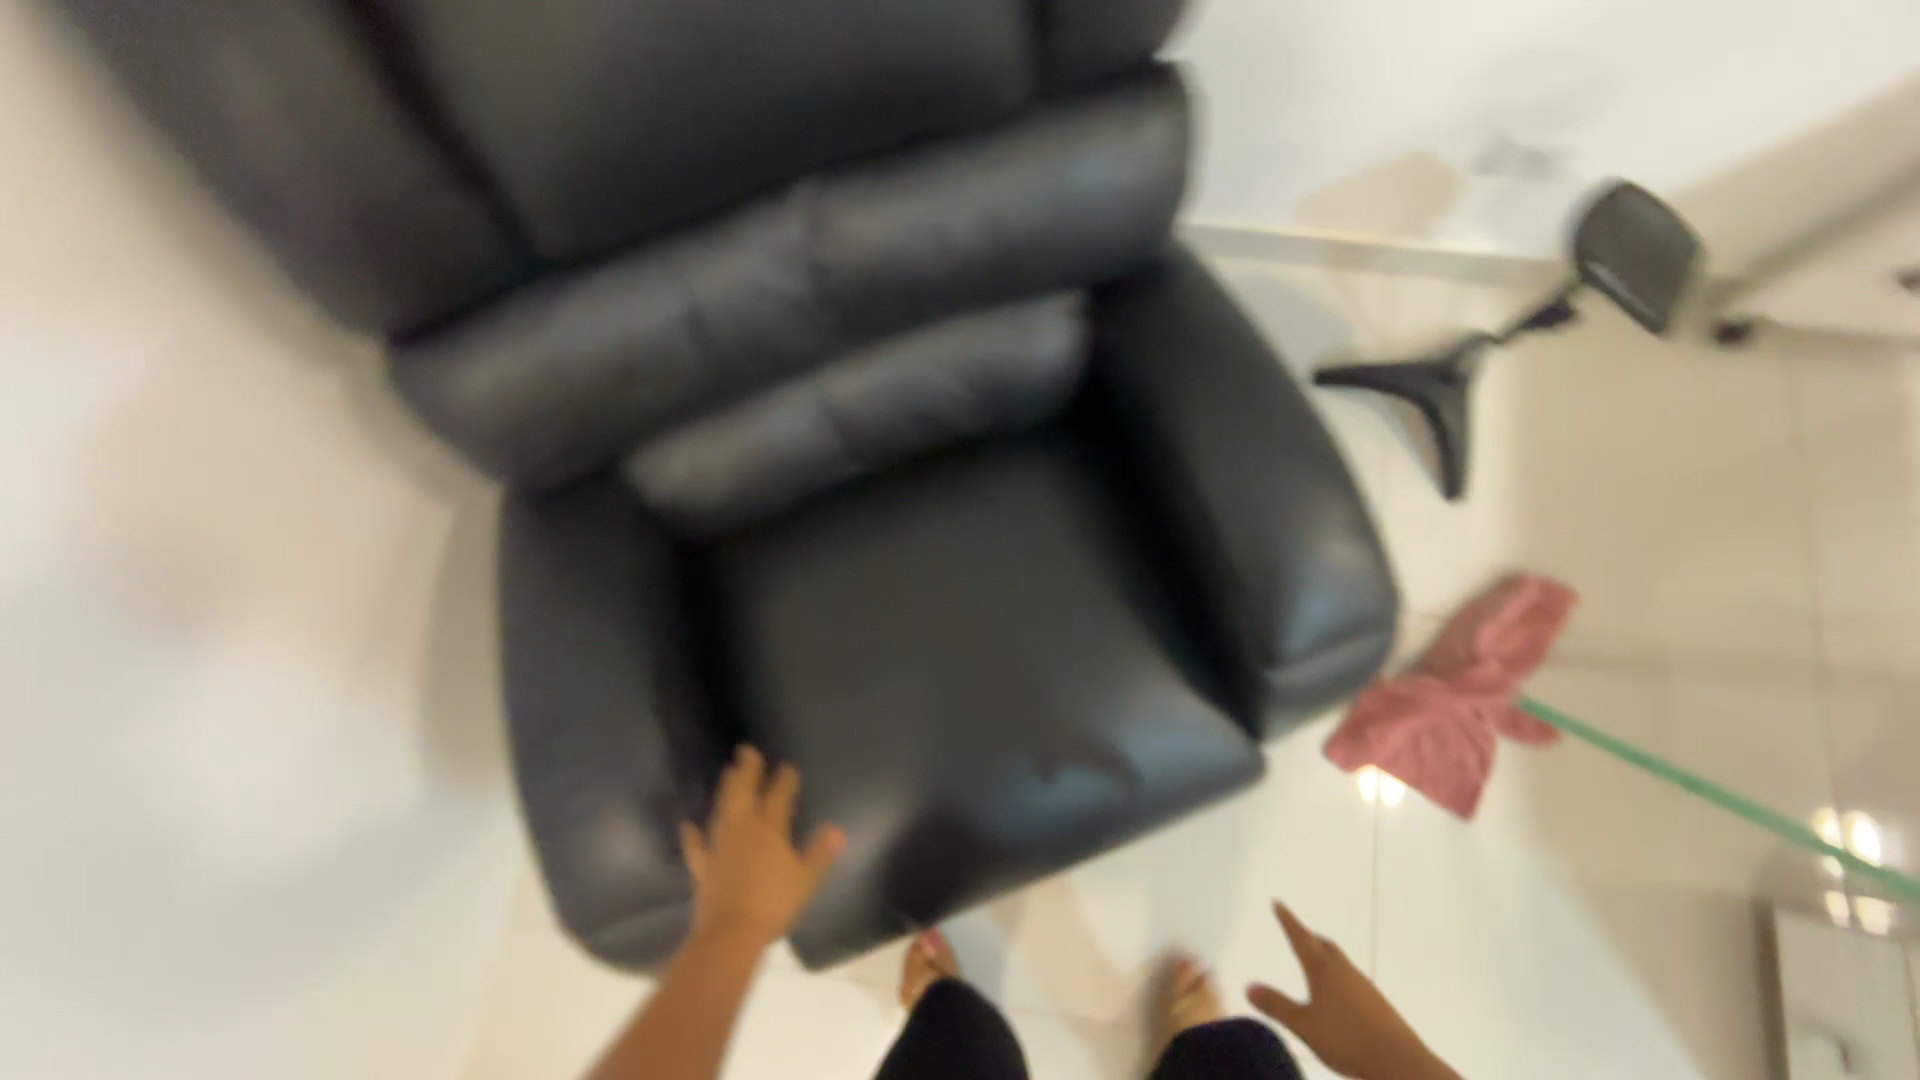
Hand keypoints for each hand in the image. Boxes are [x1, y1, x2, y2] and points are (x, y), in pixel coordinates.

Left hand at [679, 746, 847, 951]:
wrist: (731, 933)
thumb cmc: (774, 903)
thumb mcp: (806, 878)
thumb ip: (820, 852)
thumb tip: (837, 830)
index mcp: (770, 829)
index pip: (779, 796)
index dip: (784, 779)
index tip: (787, 765)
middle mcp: (743, 829)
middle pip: (744, 792)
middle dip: (747, 770)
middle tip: (746, 750)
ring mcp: (720, 846)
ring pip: (722, 810)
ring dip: (725, 790)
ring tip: (727, 772)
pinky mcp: (704, 867)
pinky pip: (696, 846)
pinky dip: (692, 835)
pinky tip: (687, 825)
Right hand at [1248, 902, 1454, 1079]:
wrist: (1401, 1063)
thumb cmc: (1347, 1039)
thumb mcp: (1303, 1025)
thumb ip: (1276, 1006)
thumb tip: (1248, 986)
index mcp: (1322, 969)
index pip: (1300, 937)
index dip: (1288, 920)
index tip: (1278, 903)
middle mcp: (1343, 970)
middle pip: (1324, 945)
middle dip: (1308, 936)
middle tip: (1297, 931)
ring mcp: (1364, 985)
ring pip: (1340, 961)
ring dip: (1325, 956)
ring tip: (1315, 962)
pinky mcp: (1378, 1003)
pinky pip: (1351, 978)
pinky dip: (1339, 976)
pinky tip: (1338, 994)